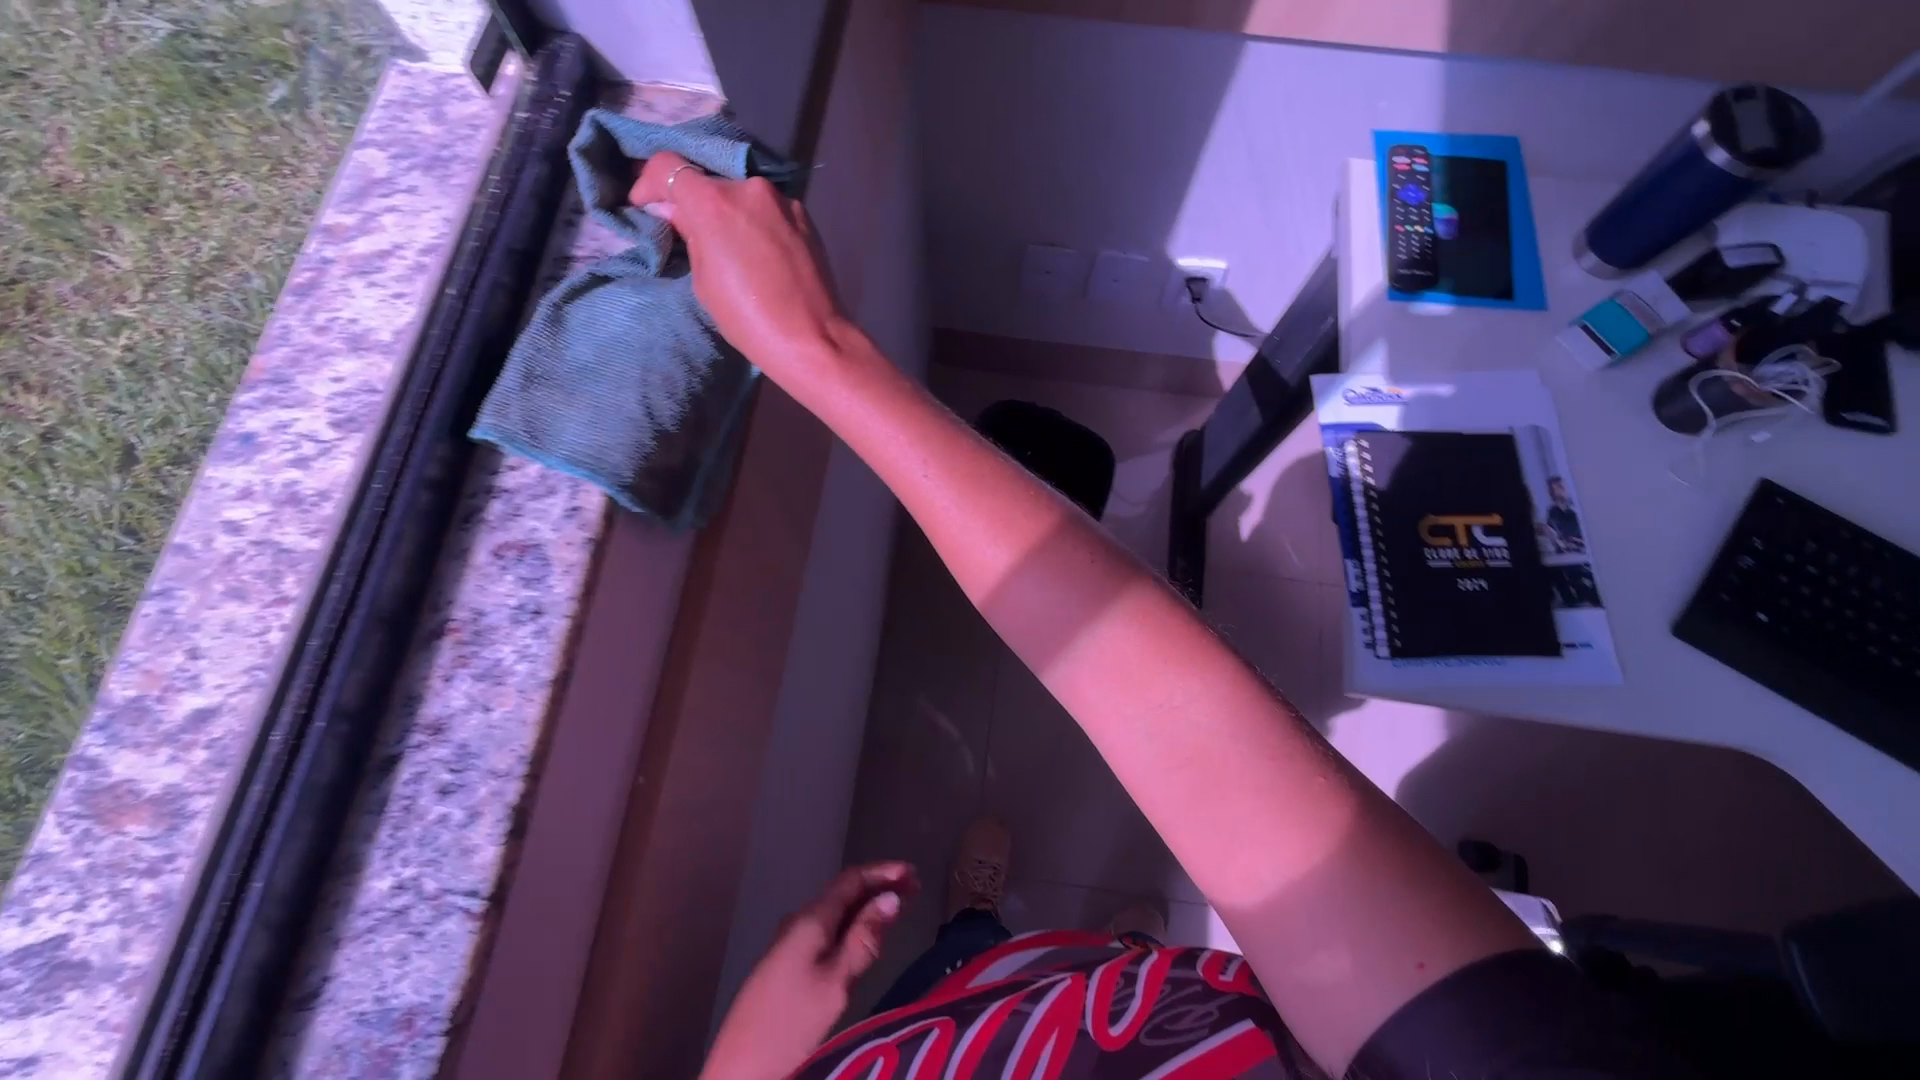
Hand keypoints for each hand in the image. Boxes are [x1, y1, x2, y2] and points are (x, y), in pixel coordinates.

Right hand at [630, 152, 860, 385]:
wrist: (811, 338)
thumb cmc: (748, 318)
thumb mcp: (704, 280)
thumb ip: (690, 236)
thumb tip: (680, 214)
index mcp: (713, 202)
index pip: (668, 167)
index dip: (650, 184)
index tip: (647, 206)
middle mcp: (749, 188)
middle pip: (710, 182)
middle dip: (696, 204)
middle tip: (692, 234)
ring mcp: (782, 200)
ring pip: (743, 196)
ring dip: (731, 214)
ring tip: (732, 248)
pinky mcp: (806, 216)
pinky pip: (770, 211)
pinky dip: (758, 223)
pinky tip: (761, 253)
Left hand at [700, 861, 917, 1079]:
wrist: (740, 1068)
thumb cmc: (792, 1023)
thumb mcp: (837, 982)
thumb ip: (864, 939)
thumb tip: (890, 897)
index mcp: (810, 920)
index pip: (851, 880)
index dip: (882, 872)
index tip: (913, 872)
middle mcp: (798, 923)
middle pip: (842, 894)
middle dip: (878, 887)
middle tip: (914, 890)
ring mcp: (789, 945)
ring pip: (834, 914)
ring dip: (865, 907)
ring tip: (897, 911)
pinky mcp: (786, 966)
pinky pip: (826, 932)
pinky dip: (851, 926)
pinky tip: (863, 939)